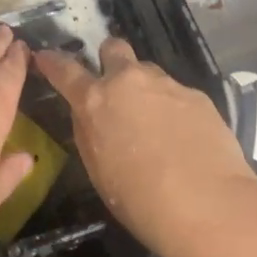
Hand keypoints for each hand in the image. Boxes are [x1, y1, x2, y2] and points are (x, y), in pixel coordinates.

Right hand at [35, 38, 256, 256]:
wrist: (212, 208)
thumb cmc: (143, 201)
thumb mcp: (99, 171)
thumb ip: (89, 133)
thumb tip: (90, 115)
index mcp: (96, 101)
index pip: (64, 69)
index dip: (51, 61)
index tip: (44, 57)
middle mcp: (129, 81)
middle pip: (113, 48)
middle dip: (110, 62)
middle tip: (117, 91)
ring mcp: (166, 84)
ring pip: (148, 73)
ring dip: (145, 90)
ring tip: (158, 127)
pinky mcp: (197, 95)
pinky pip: (177, 94)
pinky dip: (175, 110)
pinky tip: (185, 140)